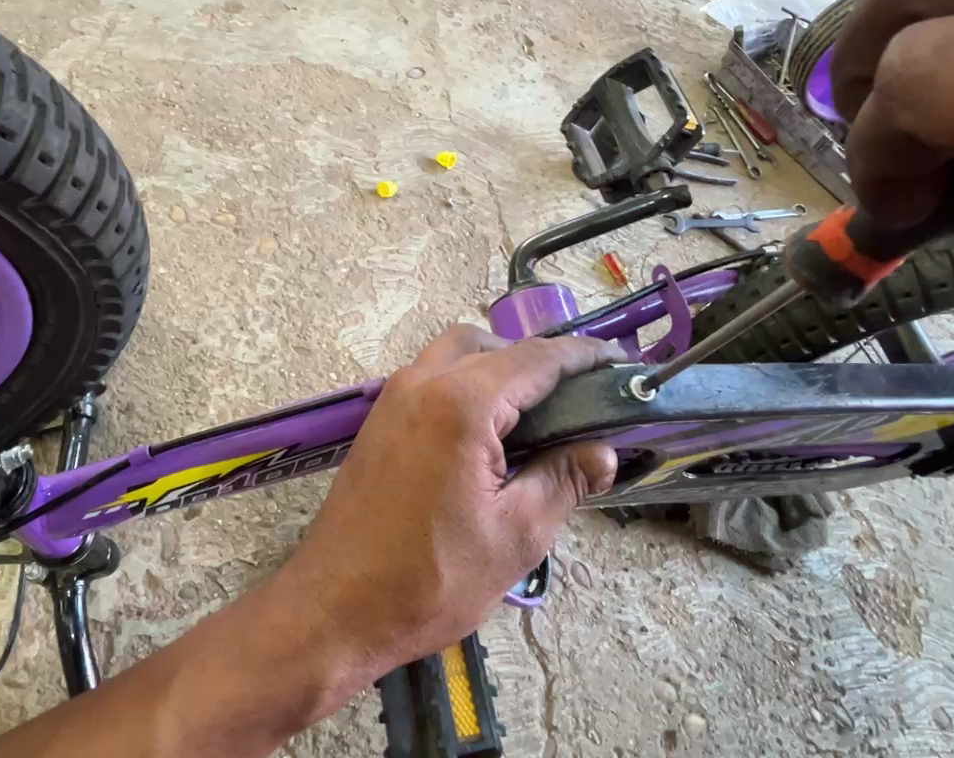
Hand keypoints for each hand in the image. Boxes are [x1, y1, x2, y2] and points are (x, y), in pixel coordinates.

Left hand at [273, 326, 620, 672]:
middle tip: (577, 399)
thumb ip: (563, 480)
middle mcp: (421, 383)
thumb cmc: (429, 578)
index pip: (535, 359)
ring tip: (537, 417)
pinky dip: (466, 384)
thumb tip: (603, 450)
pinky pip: (432, 378)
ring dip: (498, 367)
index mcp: (460, 403)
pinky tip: (489, 433)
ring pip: (455, 355)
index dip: (582, 357)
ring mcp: (393, 398)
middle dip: (537, 360)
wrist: (334, 608)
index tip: (619, 363)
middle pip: (490, 345)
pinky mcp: (379, 421)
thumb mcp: (515, 536)